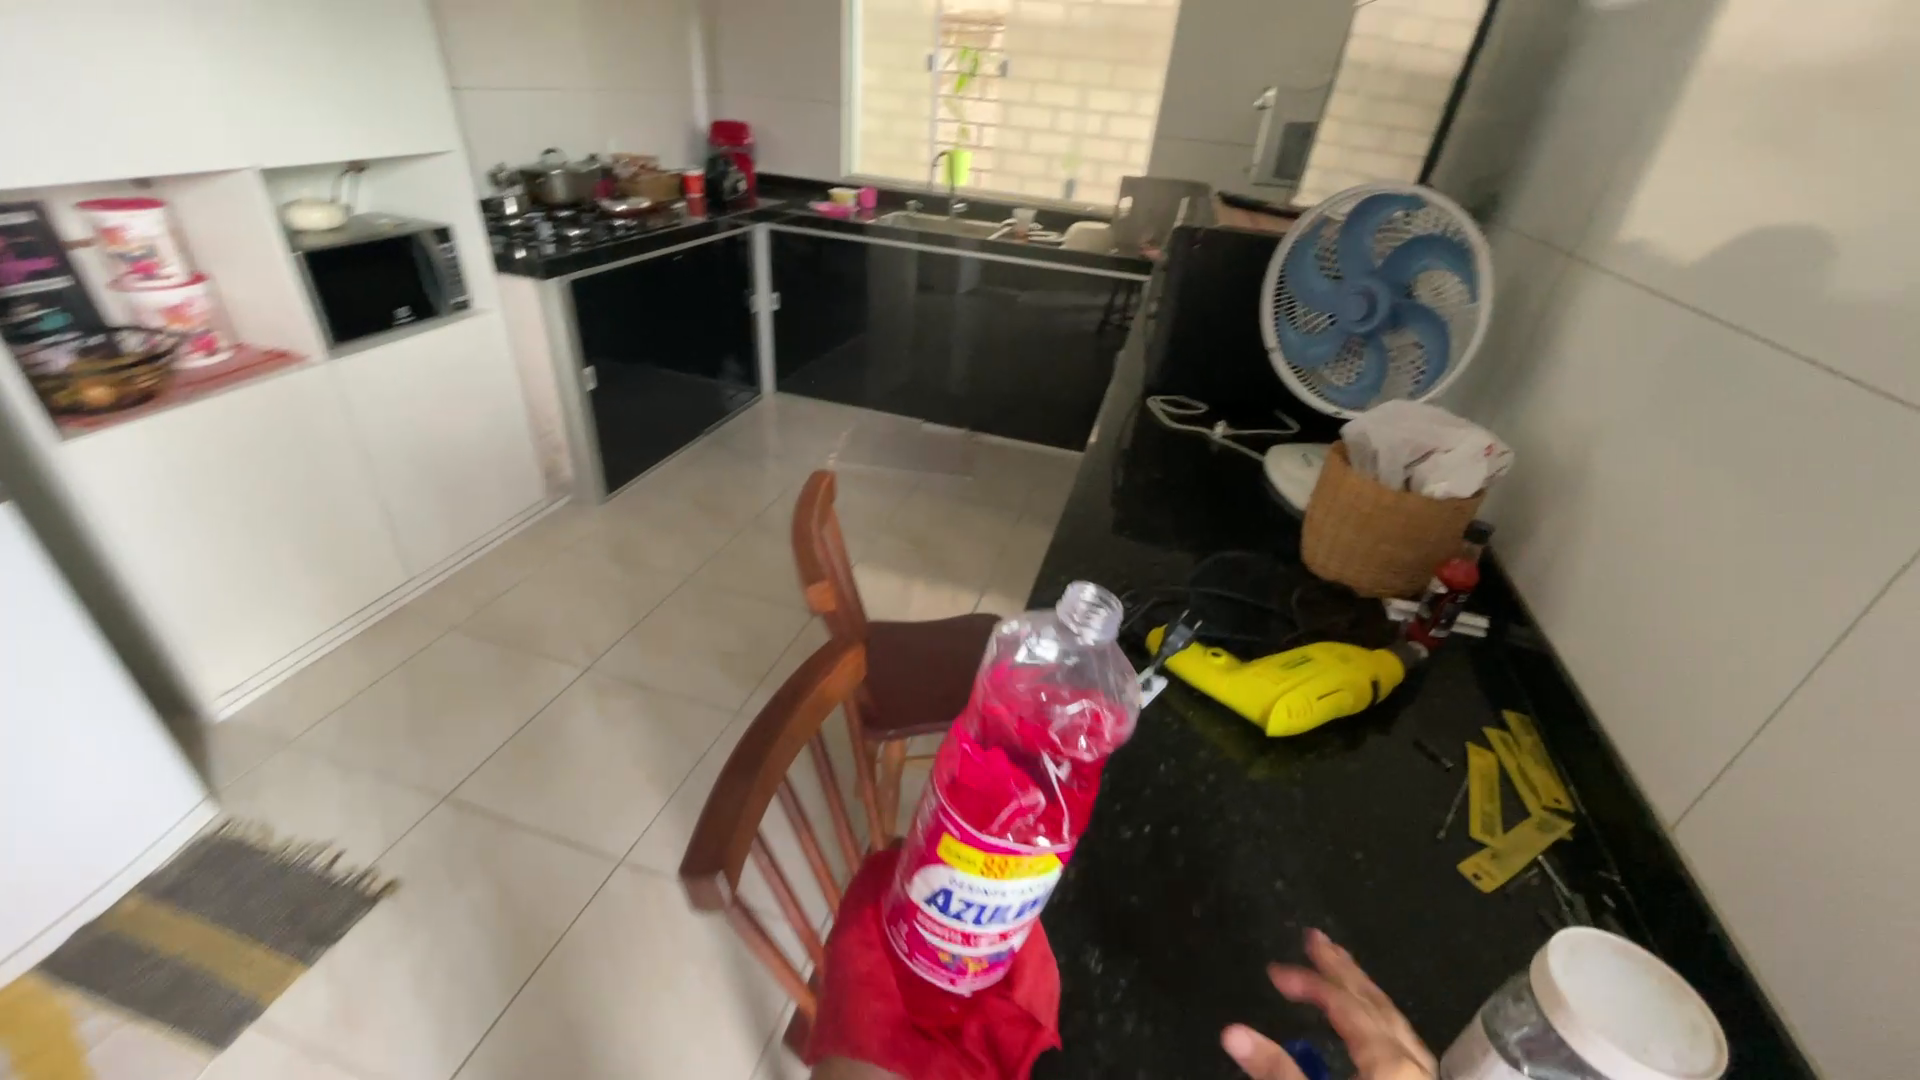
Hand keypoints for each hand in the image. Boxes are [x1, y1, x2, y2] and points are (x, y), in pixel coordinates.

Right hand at [1222, 929, 1435, 1079]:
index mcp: (1391, 1068)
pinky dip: (1380, 1029)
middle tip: (1315, 939)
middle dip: (1344, 972)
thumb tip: (1231, 1031)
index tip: (1272, 972)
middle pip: (1379, 1008)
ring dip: (1366, 996)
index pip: (1346, 1007)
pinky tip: (1373, 1035)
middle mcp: (1415, 1072)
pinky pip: (1404, 1053)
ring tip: (1342, 972)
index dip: (1309, 982)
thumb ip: (1278, 1074)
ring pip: (1398, 1030)